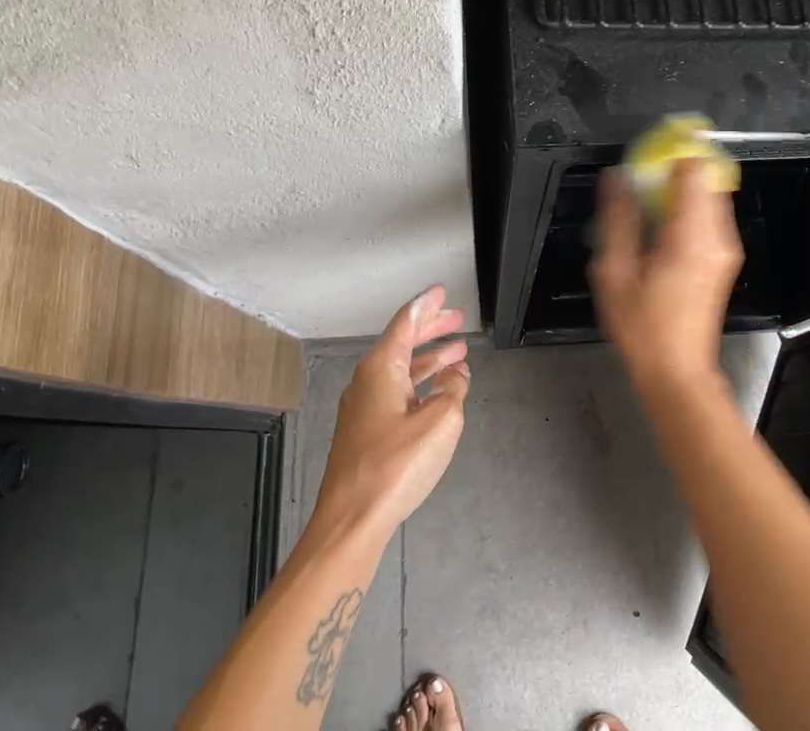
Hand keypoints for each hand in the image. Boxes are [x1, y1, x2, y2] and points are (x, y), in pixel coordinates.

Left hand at [314, 285, 470, 533]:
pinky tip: (436, 392)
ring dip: (428, 358)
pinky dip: (418, 383)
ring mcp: (362, 408)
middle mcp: (366, 382)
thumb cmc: (395, 466)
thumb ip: (454, 390)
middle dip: (429, 329)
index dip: (427, 305)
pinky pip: (395, 392)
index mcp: (380, 369)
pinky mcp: (364, 431)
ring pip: (399, 370)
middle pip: (400, 343)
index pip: (405, 323)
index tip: (440, 291)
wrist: (352, 518)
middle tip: (455, 317)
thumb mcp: (440, 421)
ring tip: (457, 353)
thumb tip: (457, 375)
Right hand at [590, 158, 744, 381]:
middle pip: (705, 175)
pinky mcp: (724, 257)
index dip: (671, 153)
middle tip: (641, 181)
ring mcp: (725, 248)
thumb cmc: (644, 329)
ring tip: (646, 206)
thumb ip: (617, 220)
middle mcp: (717, 237)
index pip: (695, 168)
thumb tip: (616, 179)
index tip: (645, 159)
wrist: (678, 370)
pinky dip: (687, 207)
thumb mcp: (615, 273)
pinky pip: (710, 214)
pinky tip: (660, 228)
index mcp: (691, 237)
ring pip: (709, 193)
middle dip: (674, 168)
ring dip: (679, 188)